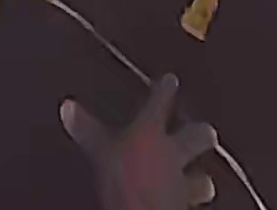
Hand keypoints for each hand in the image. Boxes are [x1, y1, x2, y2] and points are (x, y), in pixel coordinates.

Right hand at [61, 74, 217, 209]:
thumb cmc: (125, 178)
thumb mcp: (99, 148)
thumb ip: (85, 127)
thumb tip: (67, 106)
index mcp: (151, 131)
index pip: (159, 103)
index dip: (165, 90)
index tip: (172, 79)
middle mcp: (171, 154)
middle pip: (190, 140)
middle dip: (199, 135)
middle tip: (209, 130)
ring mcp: (182, 184)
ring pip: (198, 179)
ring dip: (201, 179)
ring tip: (208, 180)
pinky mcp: (184, 208)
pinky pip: (190, 203)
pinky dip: (188, 201)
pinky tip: (188, 204)